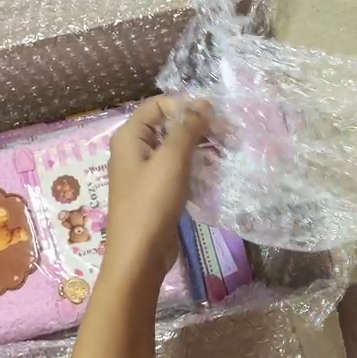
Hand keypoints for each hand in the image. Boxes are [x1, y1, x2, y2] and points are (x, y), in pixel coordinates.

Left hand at [103, 96, 210, 286]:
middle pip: (167, 126)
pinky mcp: (157, 193)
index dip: (185, 105)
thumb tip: (203, 103)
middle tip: (227, 135)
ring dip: (199, 148)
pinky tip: (214, 173)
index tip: (214, 116)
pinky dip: (195, 168)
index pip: (157, 105)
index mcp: (129, 137)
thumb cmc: (152, 203)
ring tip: (225, 153)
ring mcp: (145, 174)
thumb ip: (188, 128)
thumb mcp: (172, 160)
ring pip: (175, 150)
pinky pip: (177, 171)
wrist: (140, 254)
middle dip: (197, 127)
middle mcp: (134, 151)